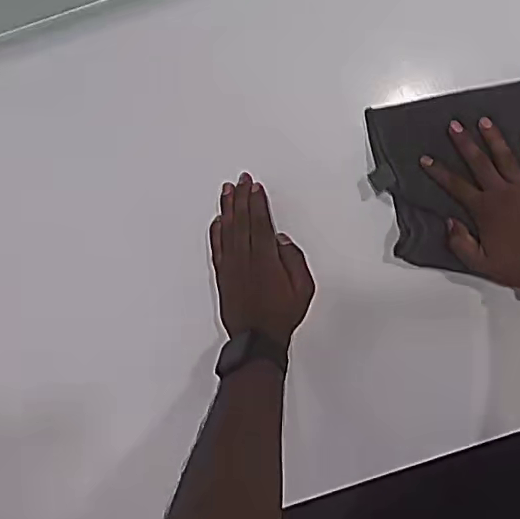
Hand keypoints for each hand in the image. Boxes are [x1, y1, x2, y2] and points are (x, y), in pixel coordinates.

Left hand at [211, 173, 314, 345]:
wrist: (256, 338)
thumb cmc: (280, 315)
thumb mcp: (303, 288)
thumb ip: (293, 260)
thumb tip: (281, 241)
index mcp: (265, 259)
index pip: (260, 222)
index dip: (257, 202)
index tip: (255, 187)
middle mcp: (245, 259)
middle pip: (243, 220)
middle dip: (242, 197)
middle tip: (242, 180)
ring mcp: (231, 266)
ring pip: (228, 229)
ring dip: (228, 207)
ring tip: (227, 190)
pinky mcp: (223, 275)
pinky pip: (217, 247)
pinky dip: (216, 231)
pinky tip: (218, 220)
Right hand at [420, 117, 519, 290]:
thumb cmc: (516, 266)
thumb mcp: (479, 261)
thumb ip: (460, 242)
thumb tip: (449, 222)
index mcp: (485, 210)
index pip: (456, 185)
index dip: (439, 171)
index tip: (426, 159)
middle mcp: (502, 194)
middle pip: (479, 162)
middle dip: (464, 142)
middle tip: (455, 126)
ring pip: (505, 157)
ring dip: (494, 138)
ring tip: (484, 121)